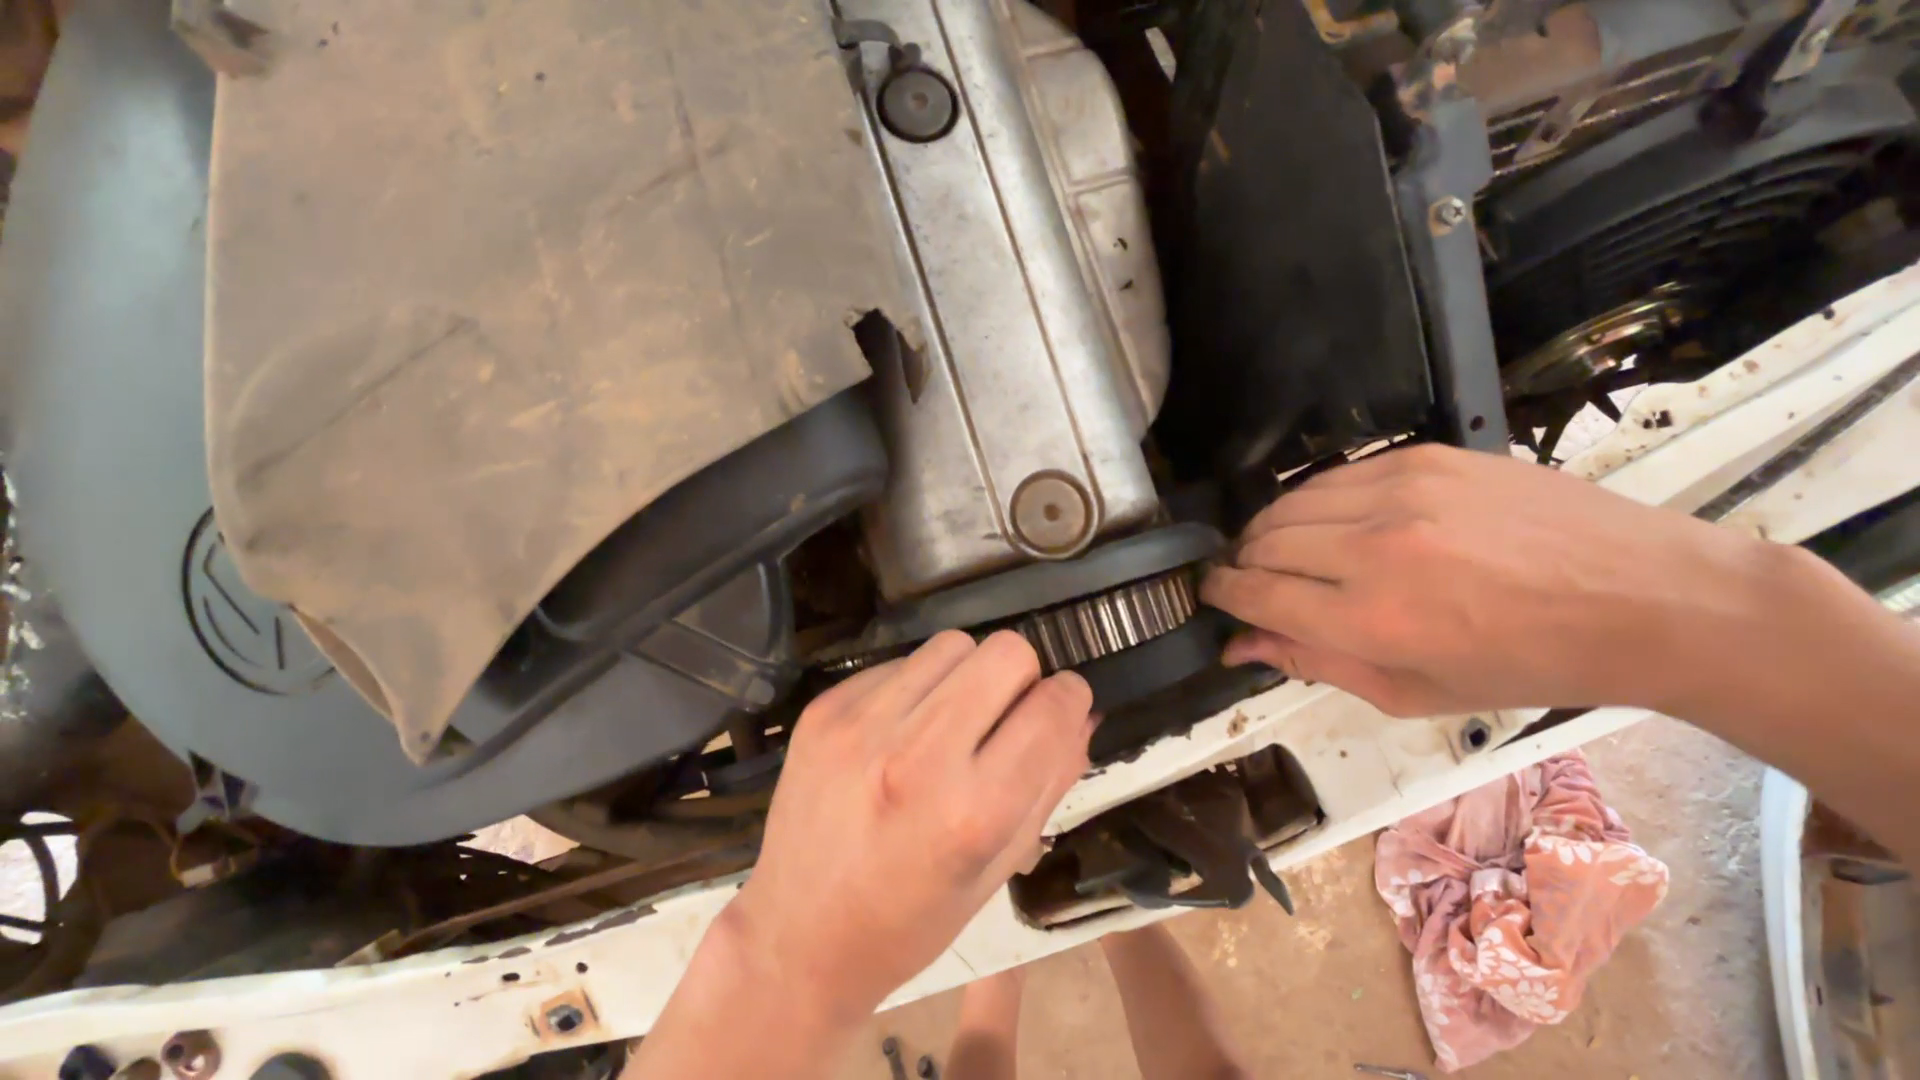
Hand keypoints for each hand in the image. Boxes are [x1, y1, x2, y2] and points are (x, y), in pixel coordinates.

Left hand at [723, 630, 1092, 1016]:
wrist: (799, 937)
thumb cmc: (912, 923)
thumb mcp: (998, 869)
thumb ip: (1049, 783)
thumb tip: (1081, 713)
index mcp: (974, 811)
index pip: (1053, 707)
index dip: (1070, 700)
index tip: (1059, 710)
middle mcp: (919, 755)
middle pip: (1007, 652)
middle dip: (1022, 679)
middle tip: (1004, 717)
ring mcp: (863, 725)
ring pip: (954, 644)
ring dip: (968, 676)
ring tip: (950, 723)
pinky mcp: (825, 709)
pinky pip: (899, 664)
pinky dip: (916, 689)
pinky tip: (900, 734)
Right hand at [1201, 444, 1790, 715]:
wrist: (1644, 598)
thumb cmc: (1528, 664)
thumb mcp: (1414, 690)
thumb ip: (1314, 663)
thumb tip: (1238, 646)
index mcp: (1372, 618)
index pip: (1255, 592)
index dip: (1222, 594)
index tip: (1214, 596)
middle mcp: (1374, 546)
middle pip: (1261, 541)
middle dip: (1243, 564)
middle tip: (1252, 580)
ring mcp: (1400, 489)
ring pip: (1289, 502)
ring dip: (1271, 529)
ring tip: (1288, 552)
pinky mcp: (1426, 456)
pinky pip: (1335, 475)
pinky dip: (1316, 501)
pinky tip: (1335, 522)